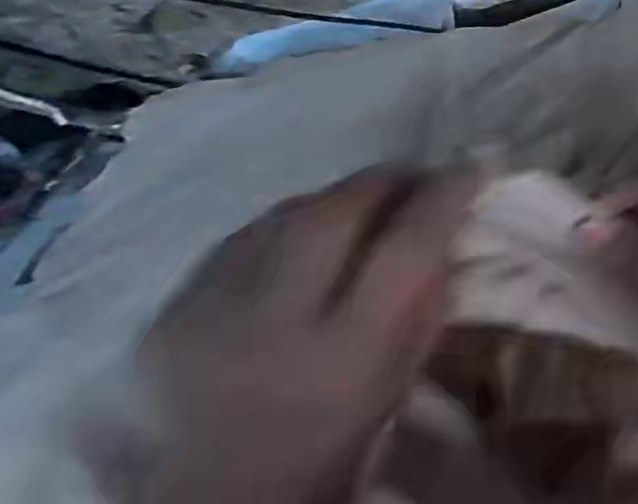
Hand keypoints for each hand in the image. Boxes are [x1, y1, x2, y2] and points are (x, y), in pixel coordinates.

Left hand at [134, 167, 477, 502]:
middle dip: (387, 180)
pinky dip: (288, 223)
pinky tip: (305, 238)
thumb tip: (450, 225)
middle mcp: (270, 329)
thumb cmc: (328, 443)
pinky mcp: (162, 317)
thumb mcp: (398, 379)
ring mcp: (204, 319)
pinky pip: (242, 238)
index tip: (475, 168)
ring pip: (286, 214)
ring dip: (338, 198)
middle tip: (416, 177)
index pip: (407, 246)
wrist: (209, 502)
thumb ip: (426, 300)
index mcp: (343, 356)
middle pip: (336, 212)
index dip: (447, 193)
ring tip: (365, 206)